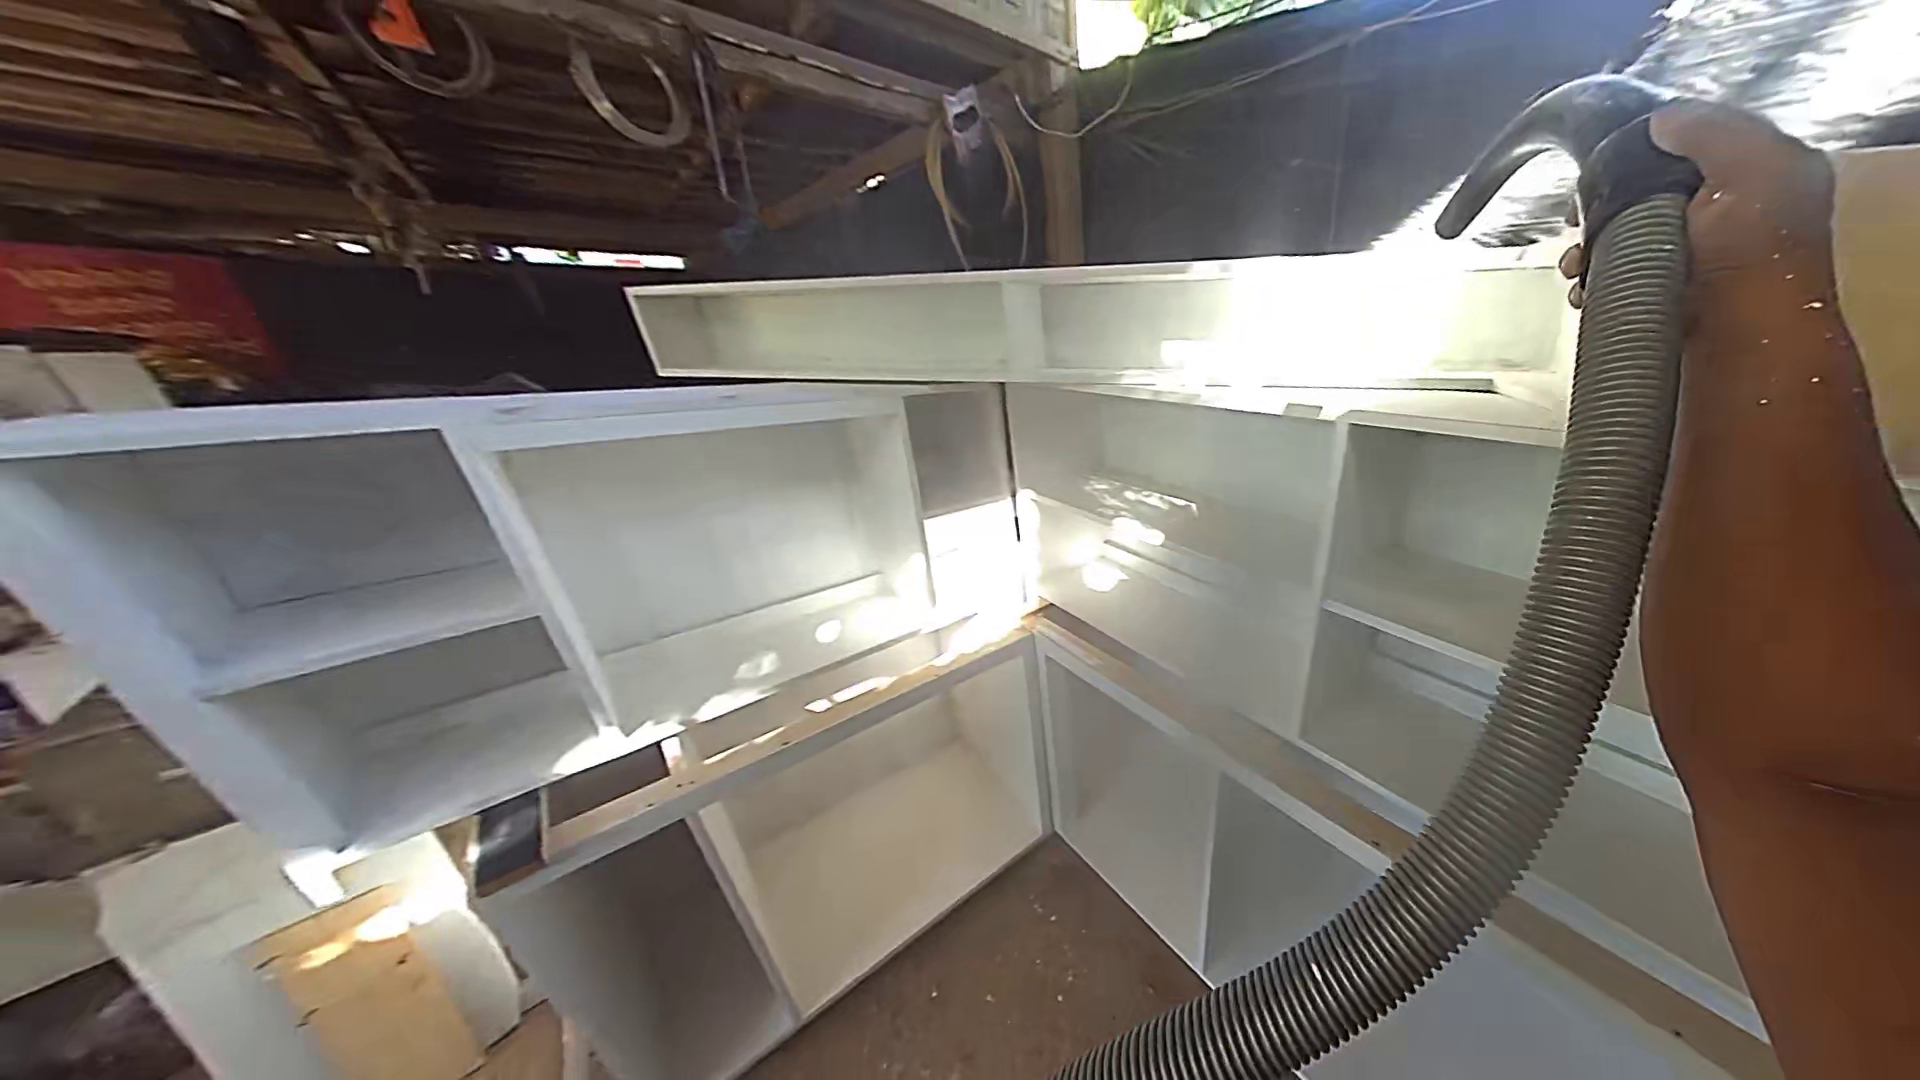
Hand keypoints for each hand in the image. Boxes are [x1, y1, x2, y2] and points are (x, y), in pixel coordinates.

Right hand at [1557, 100, 1837, 326]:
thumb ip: (1714, 134)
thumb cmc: (1755, 257)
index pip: (1686, 151)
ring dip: (1589, 251)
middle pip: (1638, 199)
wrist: (1736, 331)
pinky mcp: (1653, 291)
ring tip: (1579, 266)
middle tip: (1578, 225)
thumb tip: (1661, 120)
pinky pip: (1609, 277)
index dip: (1639, 157)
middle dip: (1601, 212)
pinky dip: (1591, 281)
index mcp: (1753, 177)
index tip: (1602, 173)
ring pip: (1616, 240)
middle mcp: (1718, 215)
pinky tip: (1587, 287)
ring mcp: (1682, 257)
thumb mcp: (1752, 171)